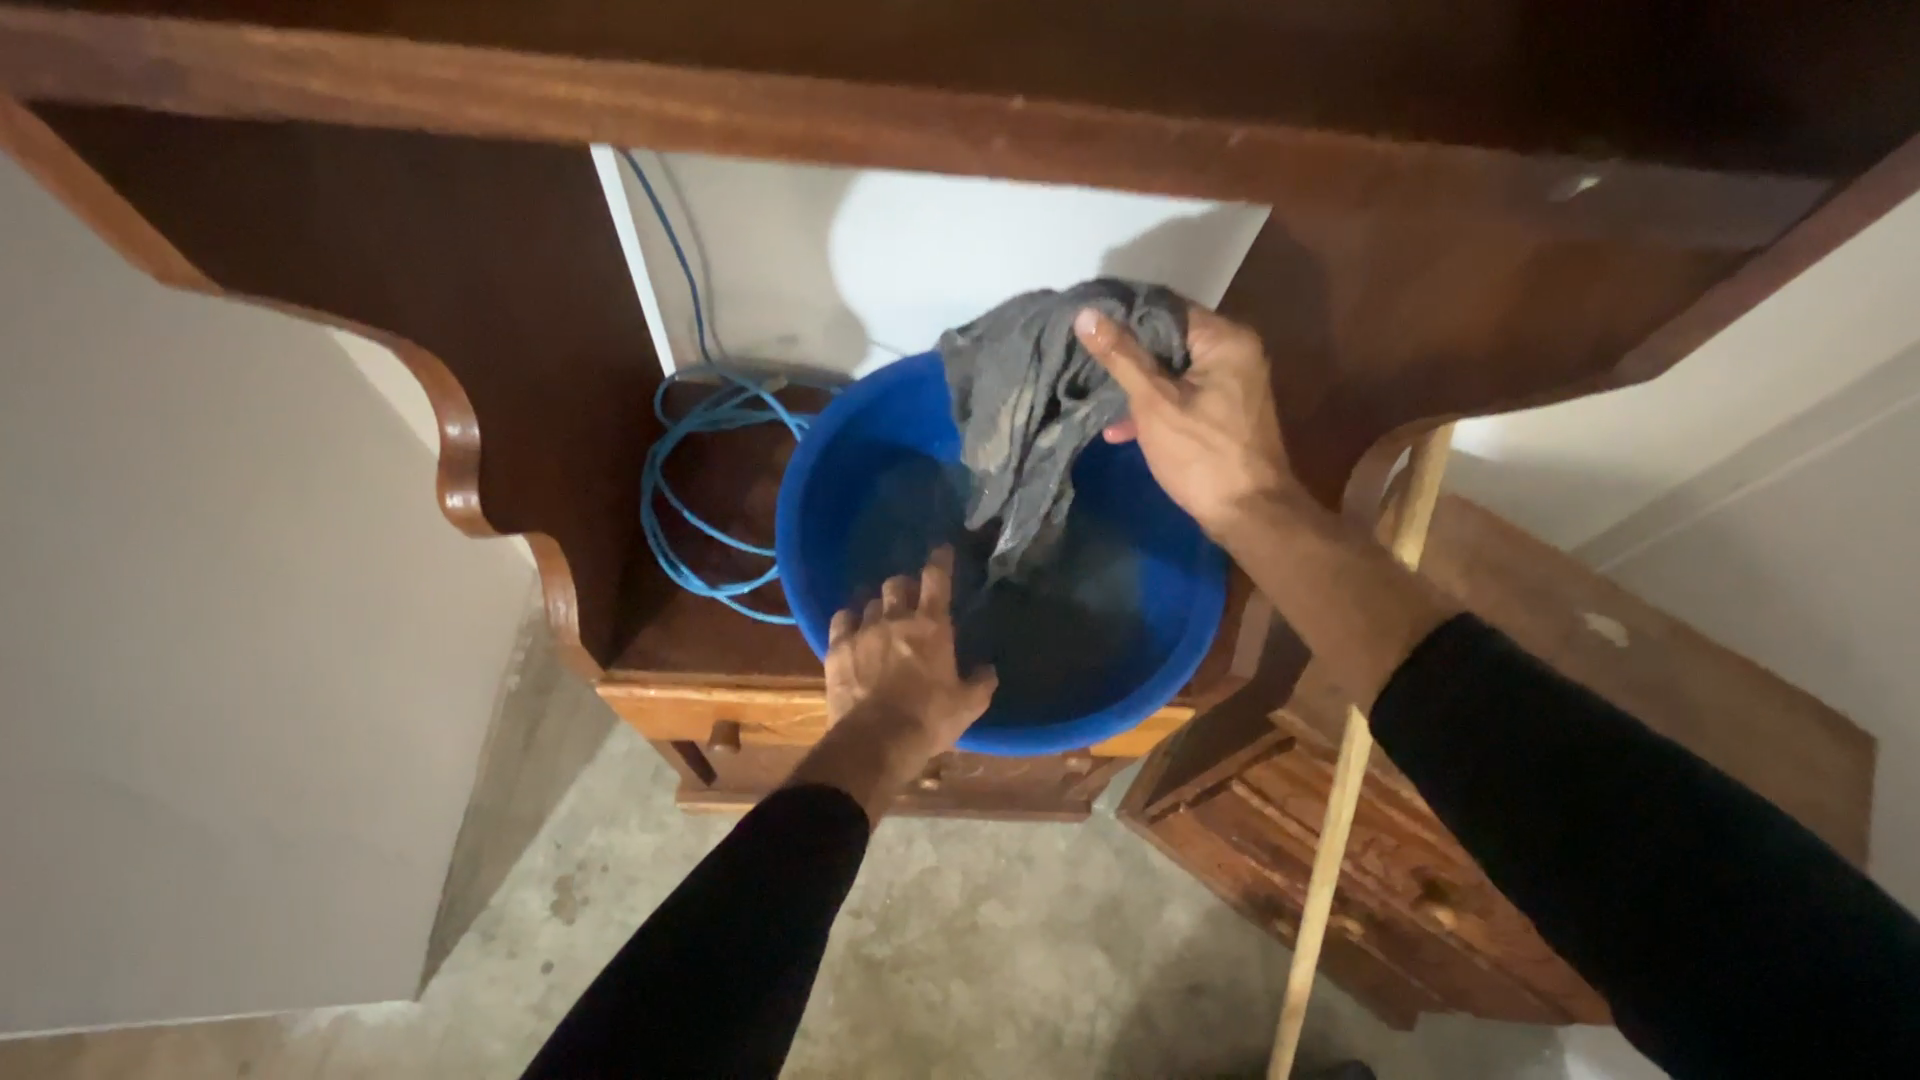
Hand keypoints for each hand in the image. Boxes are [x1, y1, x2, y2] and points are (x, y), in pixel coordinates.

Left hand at [825, 547, 997, 755]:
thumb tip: (989, 669)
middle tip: (909, 599)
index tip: (942, 550)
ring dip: (878, 608)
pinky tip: (852, 631)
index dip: (940, 560)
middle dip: (904, 587)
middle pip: (896, 584)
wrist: (876, 741)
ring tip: (880, 621)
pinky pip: (841, 620)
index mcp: (932, 626)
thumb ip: (981, 682)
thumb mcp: (968, 705)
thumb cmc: (929, 720)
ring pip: (868, 603)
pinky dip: (849, 621)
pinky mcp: (837, 649)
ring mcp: (862, 631)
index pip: (936, 579)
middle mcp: (895, 619)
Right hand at [1074, 304, 1295, 534]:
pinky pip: (1184, 396)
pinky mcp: (1227, 413)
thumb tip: (1086, 315)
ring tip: (1096, 391)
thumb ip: (1121, 356)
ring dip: (1138, 385)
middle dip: (1128, 353)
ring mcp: (1234, 385)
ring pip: (1175, 371)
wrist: (1248, 514)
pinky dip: (1157, 407)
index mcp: (1226, 340)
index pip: (1167, 308)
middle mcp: (1236, 353)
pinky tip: (1120, 428)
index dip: (1125, 314)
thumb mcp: (1154, 403)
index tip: (1087, 323)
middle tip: (1085, 356)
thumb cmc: (1201, 454)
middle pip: (1171, 340)